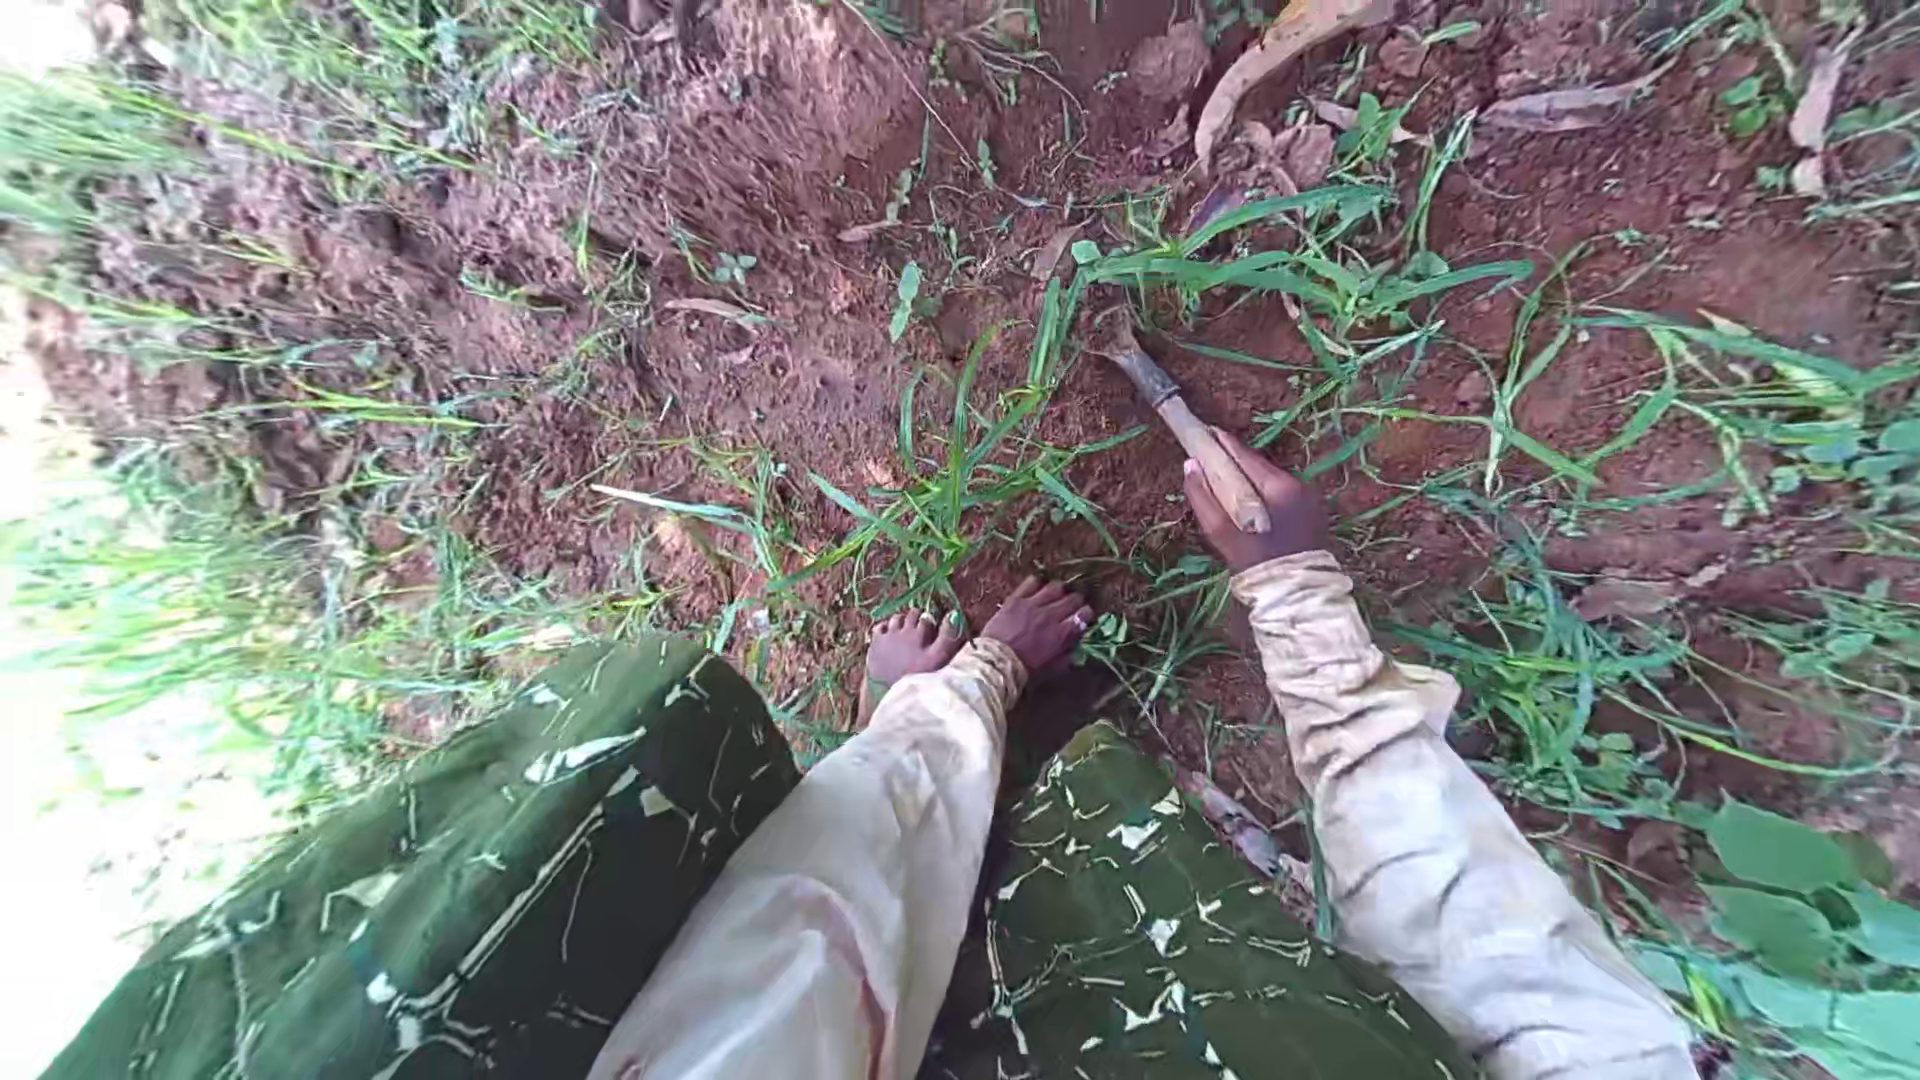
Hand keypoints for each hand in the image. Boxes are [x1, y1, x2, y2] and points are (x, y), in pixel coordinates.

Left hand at [981, 576, 1092, 673]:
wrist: (996, 660)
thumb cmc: (1024, 667)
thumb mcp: (1051, 667)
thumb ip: (1067, 656)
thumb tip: (1078, 649)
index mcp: (1061, 633)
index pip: (1084, 614)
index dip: (1086, 614)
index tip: (1083, 616)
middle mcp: (1050, 615)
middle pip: (1073, 598)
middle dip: (1076, 601)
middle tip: (1071, 605)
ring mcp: (1033, 605)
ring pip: (1055, 587)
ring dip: (1059, 590)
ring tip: (1055, 595)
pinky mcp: (1016, 599)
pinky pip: (1032, 582)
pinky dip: (1037, 584)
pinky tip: (1036, 590)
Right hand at [1182, 430, 1327, 572]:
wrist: (1294, 592)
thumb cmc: (1254, 563)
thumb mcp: (1221, 533)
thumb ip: (1203, 498)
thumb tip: (1189, 465)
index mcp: (1278, 487)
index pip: (1244, 455)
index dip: (1223, 443)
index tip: (1205, 432)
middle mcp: (1299, 484)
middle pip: (1258, 464)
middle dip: (1234, 459)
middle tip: (1210, 453)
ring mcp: (1309, 496)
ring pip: (1269, 477)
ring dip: (1247, 475)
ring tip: (1225, 477)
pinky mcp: (1312, 509)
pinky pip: (1280, 491)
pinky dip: (1261, 490)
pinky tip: (1247, 499)